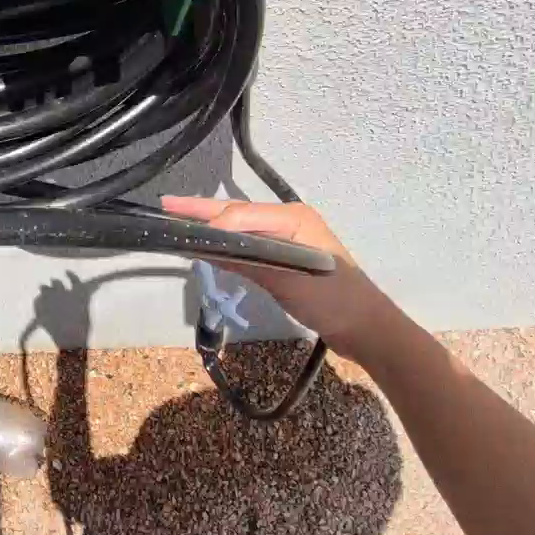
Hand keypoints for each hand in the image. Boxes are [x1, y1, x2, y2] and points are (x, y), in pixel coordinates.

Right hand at [160, 196, 403, 361]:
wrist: (368, 330)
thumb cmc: (335, 301)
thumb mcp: (291, 280)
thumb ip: (251, 260)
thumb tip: (209, 247)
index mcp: (294, 217)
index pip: (243, 214)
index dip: (215, 221)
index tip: (187, 233)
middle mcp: (287, 220)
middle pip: (237, 211)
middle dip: (202, 209)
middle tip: (167, 204)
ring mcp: (285, 237)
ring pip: (239, 225)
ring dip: (209, 222)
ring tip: (177, 217)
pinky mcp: (282, 254)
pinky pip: (246, 241)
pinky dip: (224, 240)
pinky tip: (204, 242)